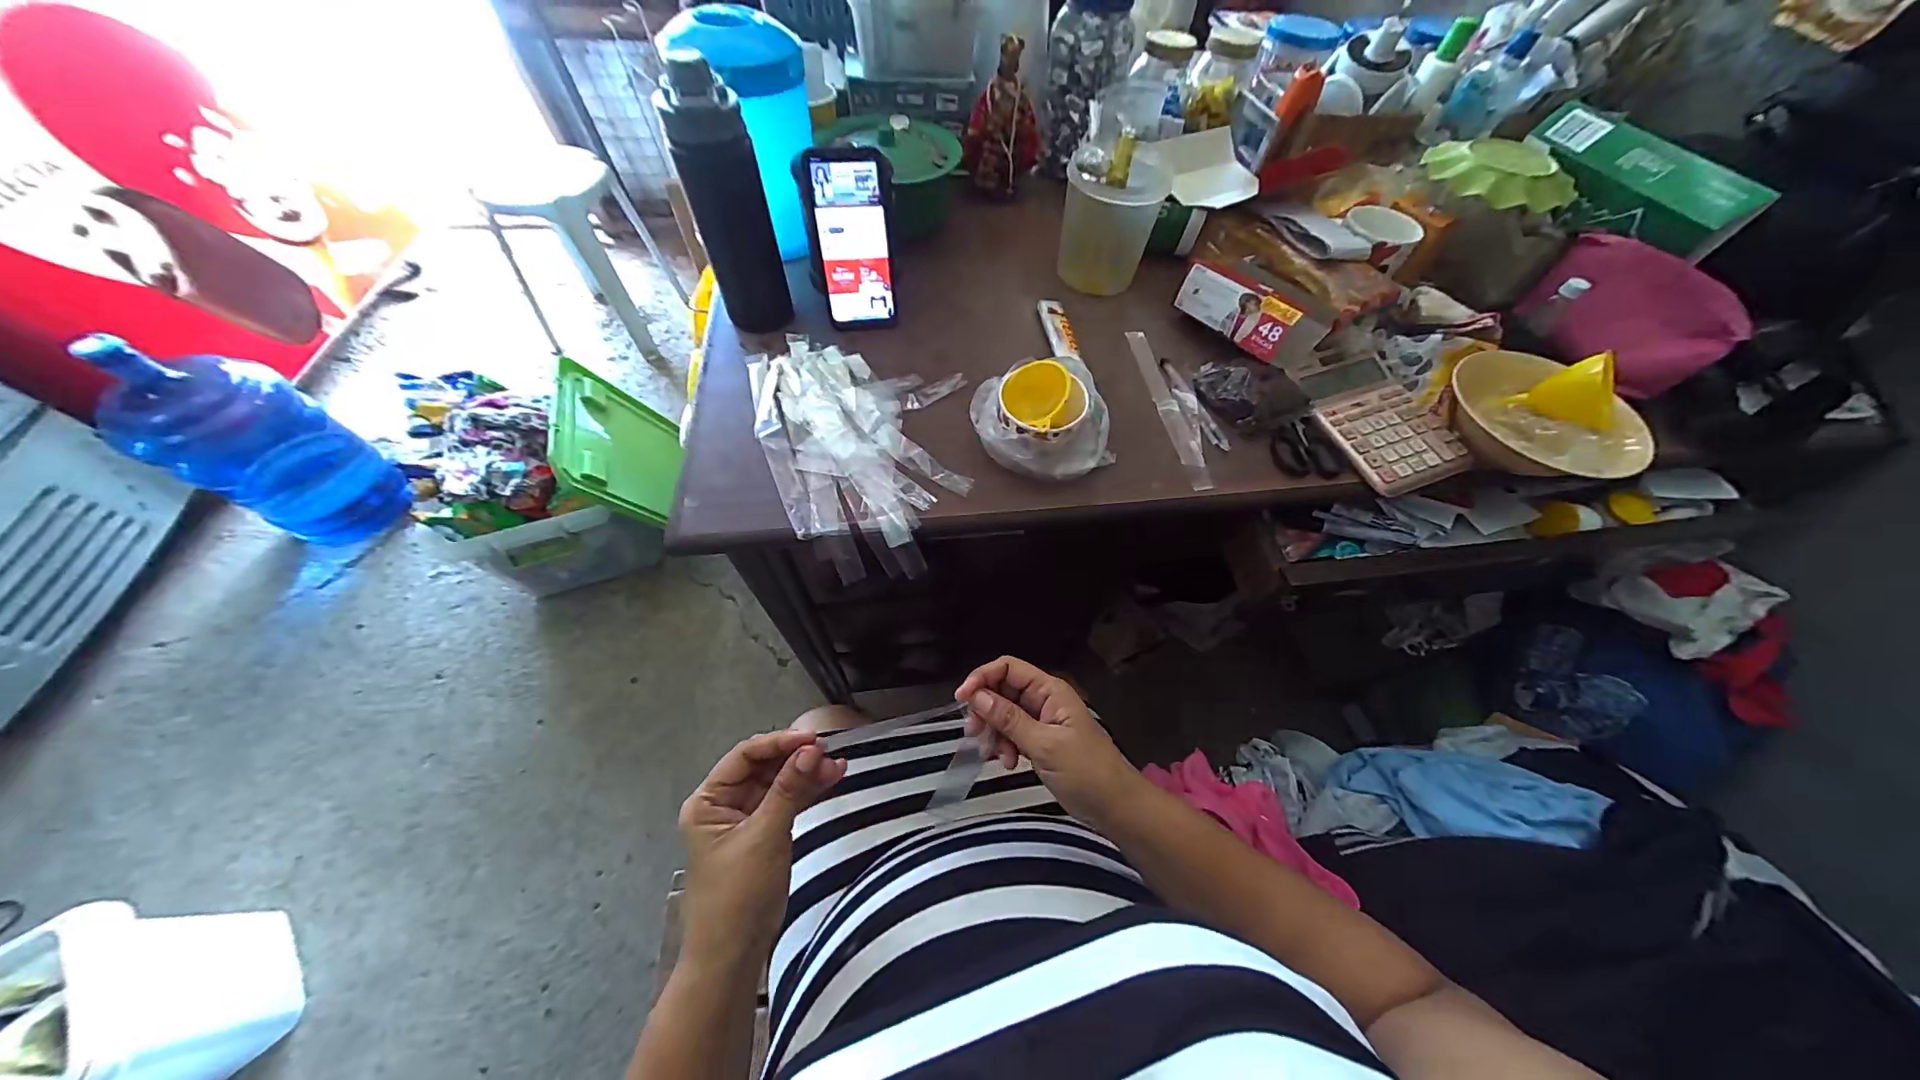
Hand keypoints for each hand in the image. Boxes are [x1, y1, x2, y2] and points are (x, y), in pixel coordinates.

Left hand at [678, 732, 844, 965]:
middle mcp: (723, 805)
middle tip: (829, 752)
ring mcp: (745, 820)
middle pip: (763, 767)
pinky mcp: (764, 835)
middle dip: (796, 757)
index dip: (778, 743)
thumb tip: (810, 750)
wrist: (733, 956)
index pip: (744, 756)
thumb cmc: (737, 896)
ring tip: (838, 765)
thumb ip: (788, 790)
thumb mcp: (764, 837)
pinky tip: (831, 780)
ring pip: (778, 784)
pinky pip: (786, 803)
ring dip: (806, 773)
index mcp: (708, 802)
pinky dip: (807, 792)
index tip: (812, 739)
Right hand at [956, 656, 1142, 824]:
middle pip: (1002, 691)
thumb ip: (1009, 719)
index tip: (962, 699)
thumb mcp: (1044, 745)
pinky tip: (1006, 763)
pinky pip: (1011, 735)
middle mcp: (1044, 700)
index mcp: (1050, 691)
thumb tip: (977, 696)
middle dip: (985, 710)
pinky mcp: (1039, 743)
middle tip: (974, 734)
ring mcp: (1041, 722)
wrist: (1116, 807)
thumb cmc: (1087, 772)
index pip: (1008, 669)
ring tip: (996, 756)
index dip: (982, 678)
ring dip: (994, 733)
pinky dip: (1003, 746)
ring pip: (1003, 715)